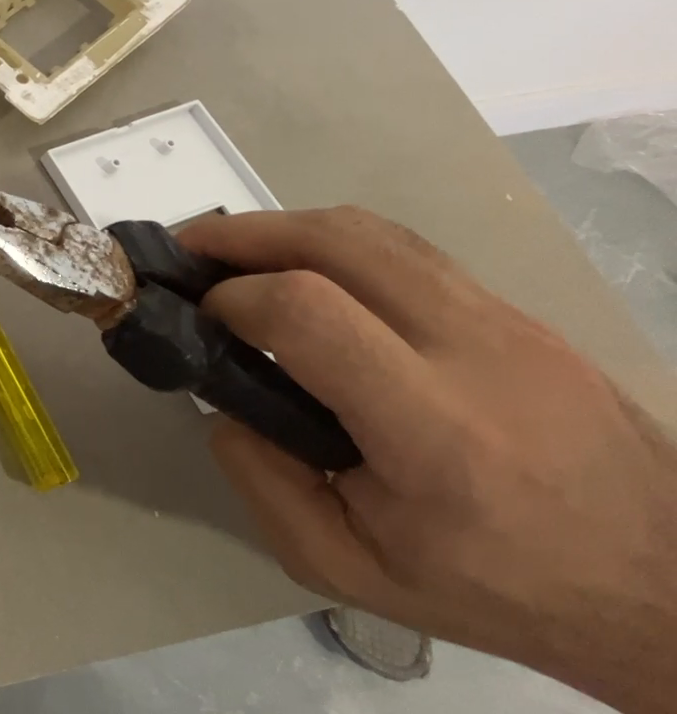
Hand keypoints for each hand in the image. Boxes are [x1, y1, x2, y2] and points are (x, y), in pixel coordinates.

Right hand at [182, 207, 676, 711]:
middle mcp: (477, 352)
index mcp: (432, 429)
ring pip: (374, 232)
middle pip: (338, 240)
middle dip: (243, 234)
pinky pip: (407, 255)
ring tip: (233, 253)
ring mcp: (510, 323)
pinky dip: (333, 248)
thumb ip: (261, 481)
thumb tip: (223, 404)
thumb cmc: (497, 588)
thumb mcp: (347, 567)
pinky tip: (305, 277)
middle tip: (188, 250)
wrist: (669, 589)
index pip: (306, 311)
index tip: (198, 318)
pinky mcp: (522, 315)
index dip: (231, 297)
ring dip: (285, 229)